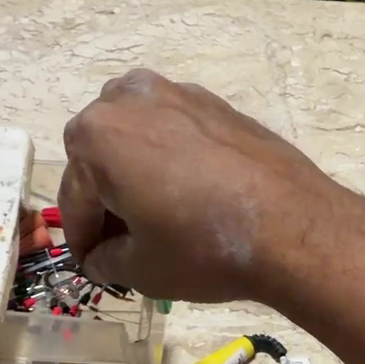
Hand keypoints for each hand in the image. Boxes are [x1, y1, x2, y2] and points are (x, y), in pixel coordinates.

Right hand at [58, 69, 364, 303]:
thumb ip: (106, 262)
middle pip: (100, 160)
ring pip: (136, 141)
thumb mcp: (141, 269)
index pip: (74, 200)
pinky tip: (189, 200)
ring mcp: (175, 94)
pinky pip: (174, 136)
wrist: (289, 226)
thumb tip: (101, 259)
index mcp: (96, 138)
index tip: (92, 267)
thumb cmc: (202, 249)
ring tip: (155, 222)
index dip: (81, 243)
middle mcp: (128, 100)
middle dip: (105, 203)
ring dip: (134, 178)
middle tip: (122, 246)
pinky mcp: (214, 104)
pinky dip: (169, 164)